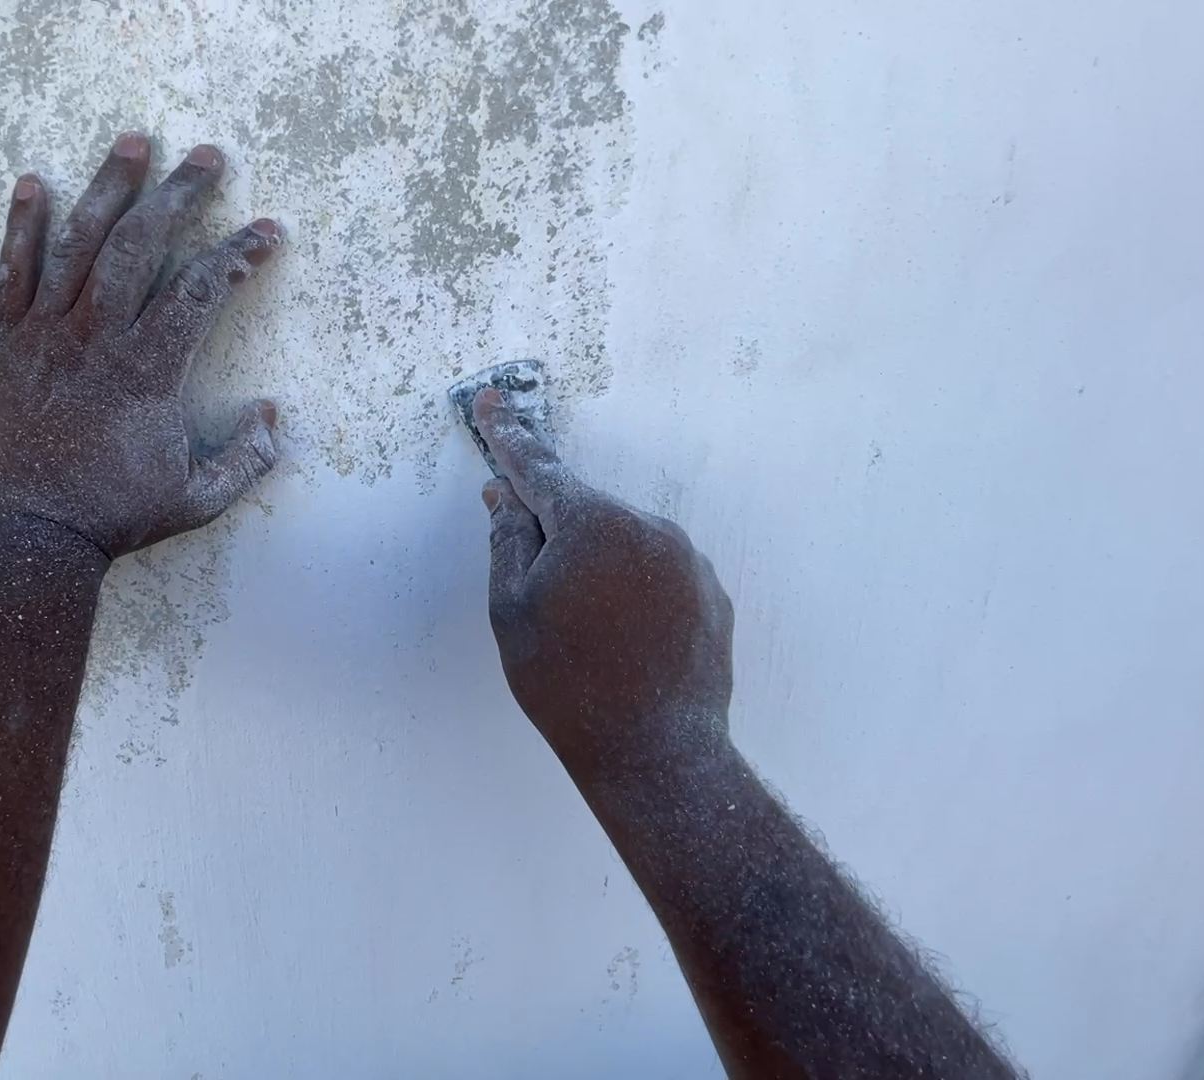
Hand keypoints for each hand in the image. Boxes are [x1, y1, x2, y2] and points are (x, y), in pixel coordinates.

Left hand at [0, 131, 282, 558]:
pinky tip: (32, 186)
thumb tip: (274, 413)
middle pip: (142, 245)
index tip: (268, 231)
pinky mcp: (7, 346)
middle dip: (180, 194)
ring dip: (108, 188)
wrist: (34, 536)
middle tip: (206, 155)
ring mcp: (47, 336)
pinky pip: (10, 274)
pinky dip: (21, 228)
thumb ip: (247, 458)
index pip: (203, 291)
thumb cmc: (117, 516)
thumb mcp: (199, 499)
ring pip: (79, 244)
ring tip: (133, 142)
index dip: (240, 254)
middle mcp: (98, 338)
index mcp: (149, 372)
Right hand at [474, 388, 734, 781]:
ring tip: (582, 631)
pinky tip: (618, 637)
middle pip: (582, 510)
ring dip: (591, 565)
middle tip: (533, 589)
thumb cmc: (565, 681)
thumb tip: (504, 496)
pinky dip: (627, 587)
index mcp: (592, 523)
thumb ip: (508, 540)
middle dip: (551, 531)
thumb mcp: (511, 609)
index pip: (538, 467)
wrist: (654, 752)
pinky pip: (654, 570)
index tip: (492, 402)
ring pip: (620, 541)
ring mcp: (688, 558)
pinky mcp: (711, 592)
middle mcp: (648, 526)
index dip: (508, 435)